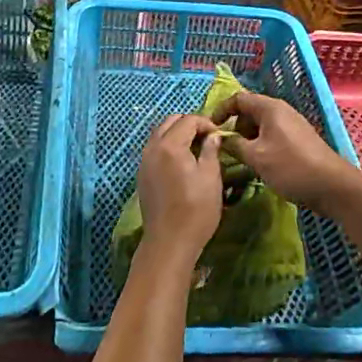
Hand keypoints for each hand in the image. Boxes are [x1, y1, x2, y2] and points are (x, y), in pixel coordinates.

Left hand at [137, 114, 222, 257]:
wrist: (169, 241)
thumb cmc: (196, 210)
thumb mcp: (211, 178)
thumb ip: (211, 151)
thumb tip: (213, 136)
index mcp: (170, 145)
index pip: (188, 120)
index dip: (206, 123)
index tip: (219, 135)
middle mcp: (152, 148)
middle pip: (170, 122)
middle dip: (189, 124)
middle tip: (207, 137)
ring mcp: (144, 161)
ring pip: (160, 134)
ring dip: (177, 134)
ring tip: (196, 148)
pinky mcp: (142, 175)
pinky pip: (154, 149)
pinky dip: (168, 146)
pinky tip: (181, 162)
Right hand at [212, 91, 361, 211]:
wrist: (332, 186)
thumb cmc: (291, 167)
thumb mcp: (256, 157)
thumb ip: (234, 145)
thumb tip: (219, 138)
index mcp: (270, 108)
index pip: (238, 99)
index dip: (221, 110)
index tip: (210, 129)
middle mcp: (281, 111)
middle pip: (249, 111)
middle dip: (235, 126)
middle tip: (227, 147)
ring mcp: (292, 125)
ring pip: (261, 126)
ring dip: (248, 138)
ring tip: (241, 158)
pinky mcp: (298, 140)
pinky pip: (272, 136)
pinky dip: (261, 145)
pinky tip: (260, 164)